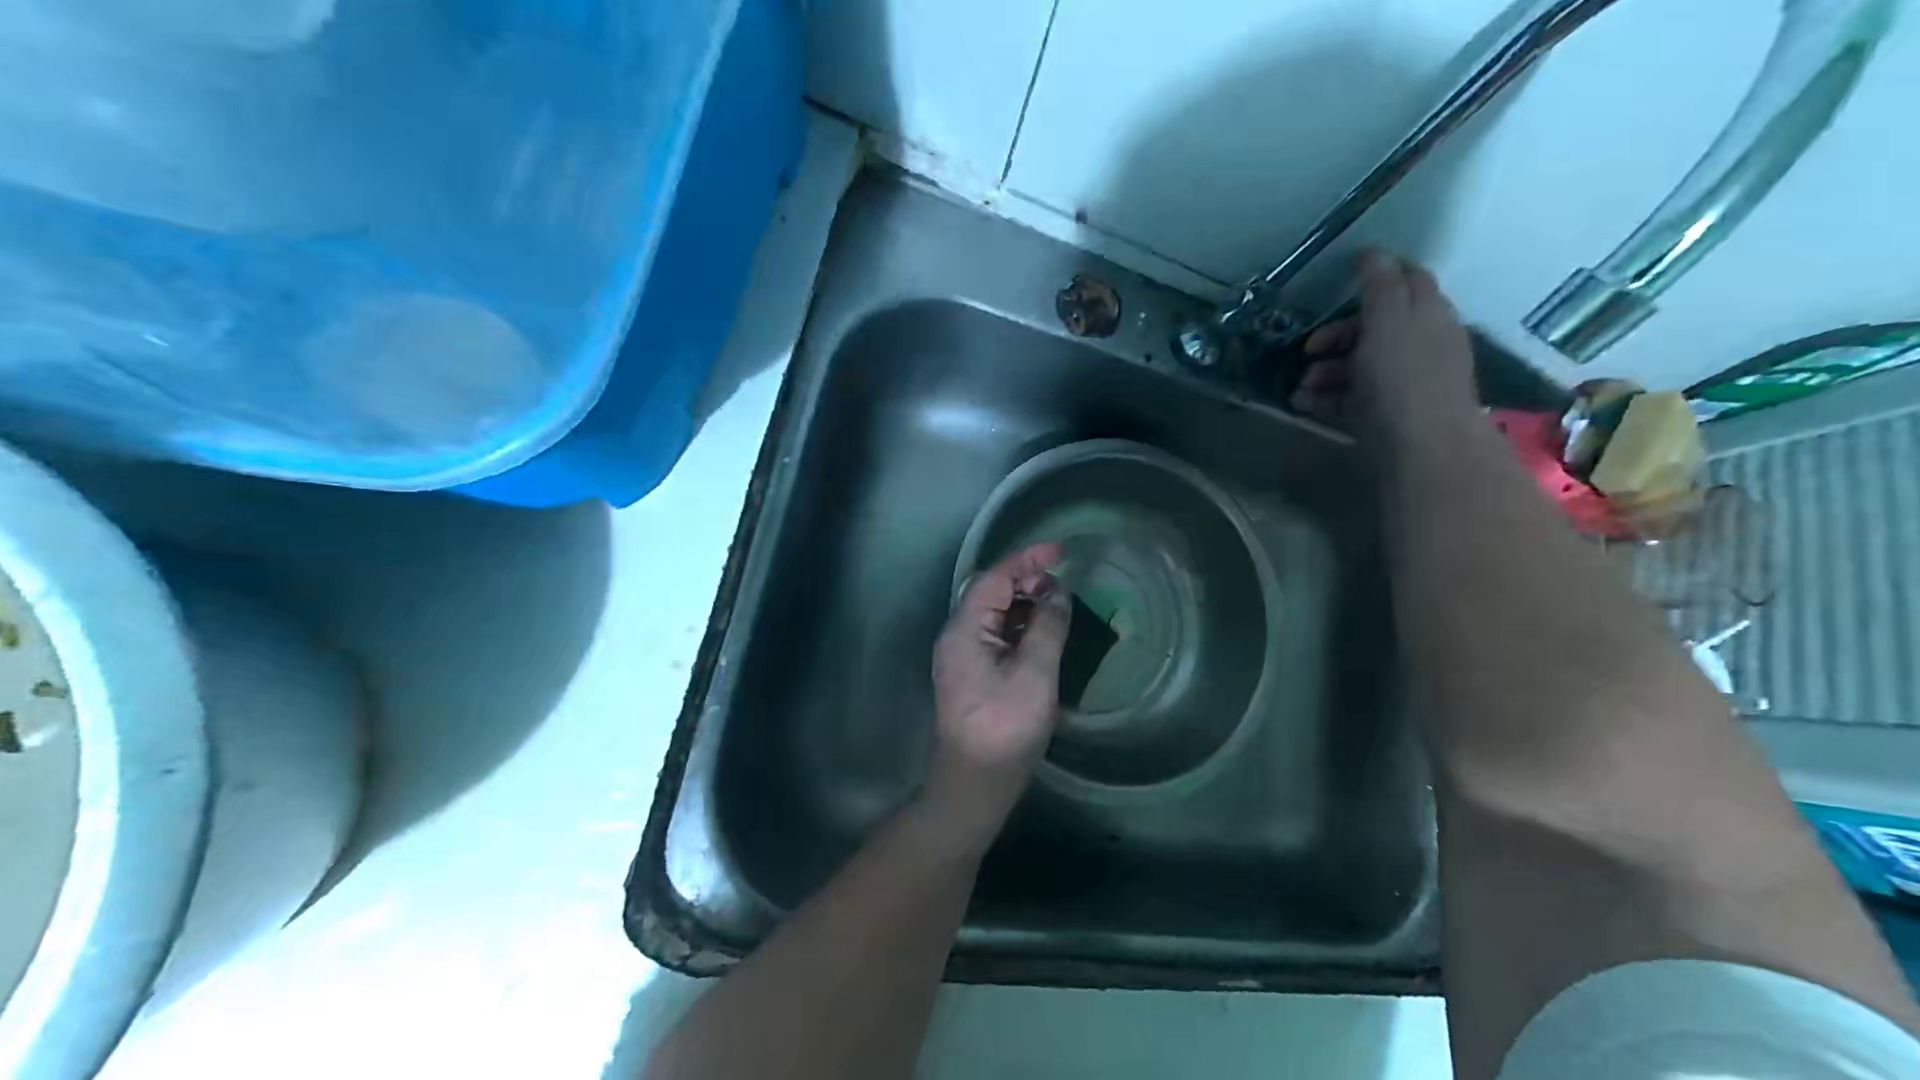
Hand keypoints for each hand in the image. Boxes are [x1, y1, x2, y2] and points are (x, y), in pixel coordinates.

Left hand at [925, 542, 1069, 850]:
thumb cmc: (1003, 729)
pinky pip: (998, 637)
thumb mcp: (1034, 676)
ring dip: (1025, 603)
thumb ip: (1047, 628)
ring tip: (1059, 603)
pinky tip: (1045, 633)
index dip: (1027, 559)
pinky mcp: (974, 676)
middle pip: (991, 593)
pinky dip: (1022, 627)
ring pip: (995, 615)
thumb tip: (1058, 593)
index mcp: (964, 630)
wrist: (972, 787)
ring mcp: (964, 657)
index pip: (994, 578)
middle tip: (1064, 582)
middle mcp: (958, 637)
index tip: (1061, 552)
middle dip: (1026, 580)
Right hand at [1291, 250, 1479, 446]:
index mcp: (1428, 315)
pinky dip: (1326, 398)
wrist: (1422, 448)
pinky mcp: (1386, 415)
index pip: (1408, 281)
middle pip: (1374, 328)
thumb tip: (1372, 253)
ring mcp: (1404, 382)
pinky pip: (1351, 398)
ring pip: (1358, 365)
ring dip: (1324, 371)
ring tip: (1300, 387)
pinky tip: (1304, 405)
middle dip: (1336, 336)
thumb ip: (1379, 287)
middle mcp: (1420, 344)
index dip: (1376, 277)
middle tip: (1307, 349)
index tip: (1340, 283)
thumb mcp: (1388, 322)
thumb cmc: (1403, 378)